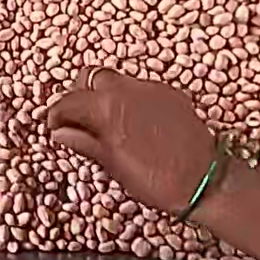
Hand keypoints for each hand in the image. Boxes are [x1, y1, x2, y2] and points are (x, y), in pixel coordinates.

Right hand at [45, 68, 222, 216]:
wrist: (204, 182)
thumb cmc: (155, 178)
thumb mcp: (111, 163)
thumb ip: (84, 142)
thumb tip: (61, 133)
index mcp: (106, 107)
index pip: (68, 101)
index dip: (57, 114)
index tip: (55, 127)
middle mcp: (127, 90)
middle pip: (90, 77)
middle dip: (79, 95)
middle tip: (77, 119)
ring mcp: (151, 89)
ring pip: (116, 80)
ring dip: (103, 95)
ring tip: (103, 122)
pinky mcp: (170, 94)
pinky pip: (140, 88)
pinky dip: (128, 99)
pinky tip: (131, 122)